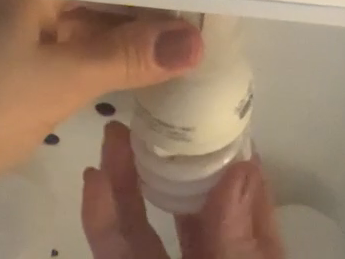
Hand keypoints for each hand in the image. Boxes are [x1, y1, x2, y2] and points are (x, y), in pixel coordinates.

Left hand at [0, 0, 203, 246]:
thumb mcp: (57, 82)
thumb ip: (129, 57)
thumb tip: (198, 40)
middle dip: (144, 4)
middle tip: (204, 16)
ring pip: (75, 14)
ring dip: (119, 30)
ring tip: (178, 38)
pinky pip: (55, 40)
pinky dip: (90, 51)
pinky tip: (120, 62)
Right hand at [83, 121, 285, 258]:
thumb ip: (239, 235)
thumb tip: (241, 165)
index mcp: (251, 251)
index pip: (246, 193)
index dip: (230, 148)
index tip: (209, 101)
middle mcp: (211, 253)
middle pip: (190, 197)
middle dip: (169, 152)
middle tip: (152, 106)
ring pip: (146, 219)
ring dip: (127, 174)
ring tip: (113, 130)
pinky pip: (116, 248)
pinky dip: (102, 216)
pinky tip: (93, 178)